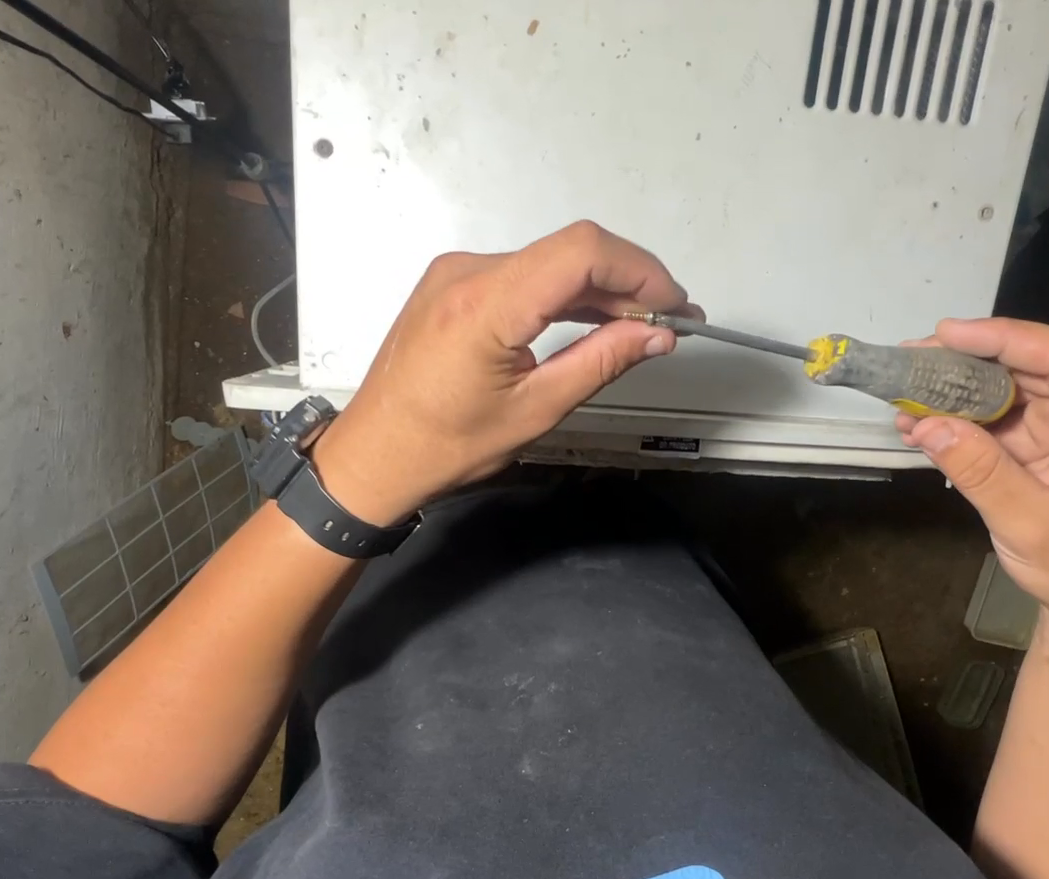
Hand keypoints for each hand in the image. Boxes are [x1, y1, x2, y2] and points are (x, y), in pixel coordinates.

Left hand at [307, 221, 695, 524]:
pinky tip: (593, 321)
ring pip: (549, 262)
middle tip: (669, 323)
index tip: (676, 308)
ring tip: (641, 326)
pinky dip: (564, 295)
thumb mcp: (534, 411)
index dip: (641, 272)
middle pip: (570, 252)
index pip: (582, 253)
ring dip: (599, 290)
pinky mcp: (453, 285)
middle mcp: (467, 272)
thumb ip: (600, 362)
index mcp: (486, 304)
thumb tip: (657, 335)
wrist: (373, 456)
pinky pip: (523, 276)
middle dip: (628, 283)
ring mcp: (456, 274)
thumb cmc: (444, 447)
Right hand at [896, 318, 1048, 620]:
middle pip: (1038, 364)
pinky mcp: (1044, 446)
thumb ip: (980, 471)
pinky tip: (921, 420)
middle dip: (975, 355)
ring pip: (1015, 386)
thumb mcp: (1028, 524)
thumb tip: (925, 424)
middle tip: (916, 354)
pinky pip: (1000, 418)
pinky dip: (960, 416)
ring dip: (961, 384)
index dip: (1009, 338)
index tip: (949, 334)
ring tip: (908, 385)